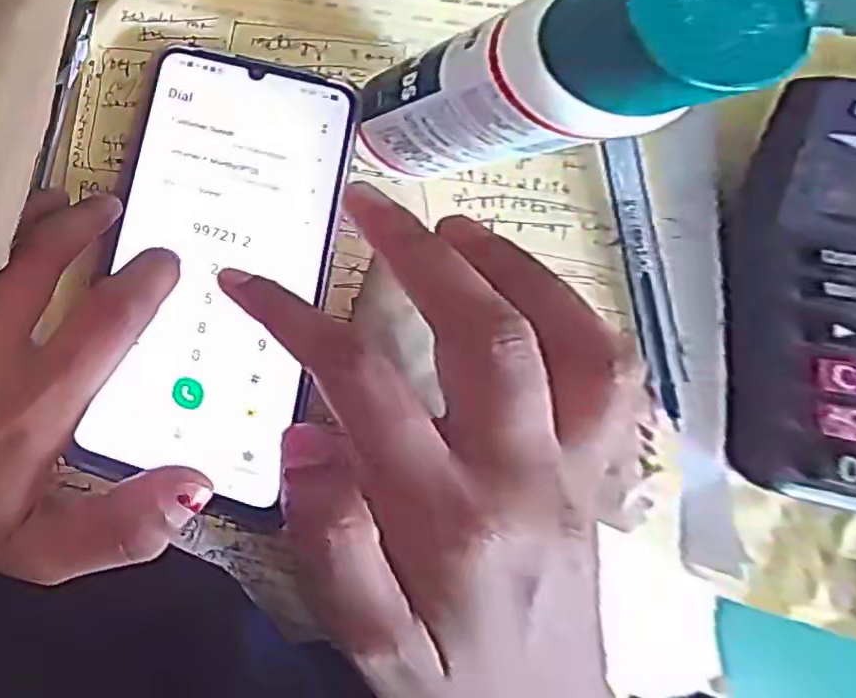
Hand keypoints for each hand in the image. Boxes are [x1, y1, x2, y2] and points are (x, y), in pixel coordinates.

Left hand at [0, 191, 211, 614]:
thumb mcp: (49, 549)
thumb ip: (123, 525)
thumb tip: (196, 485)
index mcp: (34, 408)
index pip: (105, 325)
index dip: (144, 282)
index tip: (164, 258)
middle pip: (42, 262)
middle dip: (83, 223)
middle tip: (107, 205)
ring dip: (24, 214)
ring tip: (54, 198)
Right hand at [219, 182, 639, 697]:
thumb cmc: (437, 671)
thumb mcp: (362, 633)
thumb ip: (328, 540)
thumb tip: (301, 436)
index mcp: (445, 511)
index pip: (360, 380)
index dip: (292, 316)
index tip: (242, 280)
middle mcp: (524, 478)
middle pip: (486, 337)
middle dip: (417, 254)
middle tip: (365, 204)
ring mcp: (579, 473)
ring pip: (576, 345)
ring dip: (512, 268)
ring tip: (452, 225)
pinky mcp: (605, 474)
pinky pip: (613, 377)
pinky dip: (570, 312)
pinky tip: (517, 285)